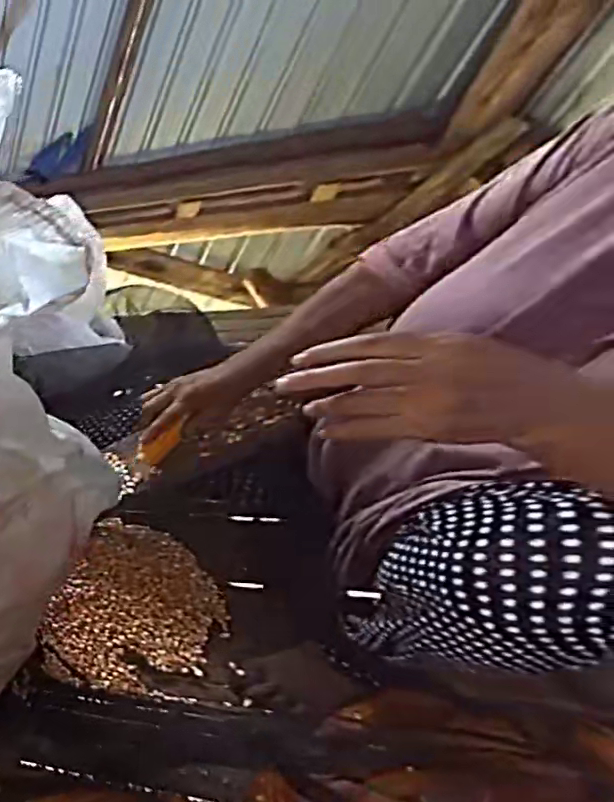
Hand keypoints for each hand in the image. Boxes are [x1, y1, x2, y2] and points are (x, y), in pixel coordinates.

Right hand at [140, 346, 281, 446]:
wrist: (237, 372)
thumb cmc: (228, 394)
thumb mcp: (215, 414)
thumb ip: (195, 424)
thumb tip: (181, 434)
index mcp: (185, 401)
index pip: (163, 420)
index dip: (152, 432)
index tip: (143, 441)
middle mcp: (175, 391)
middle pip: (150, 407)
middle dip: (144, 420)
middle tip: (142, 430)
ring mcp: (174, 384)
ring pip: (150, 397)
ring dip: (146, 409)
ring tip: (144, 418)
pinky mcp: (177, 379)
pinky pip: (157, 390)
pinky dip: (152, 398)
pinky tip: (154, 404)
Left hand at [275, 332, 601, 447]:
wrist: (546, 404)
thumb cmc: (500, 373)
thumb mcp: (463, 347)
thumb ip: (415, 349)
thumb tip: (360, 352)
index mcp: (440, 344)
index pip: (372, 344)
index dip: (330, 351)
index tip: (298, 358)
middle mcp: (430, 369)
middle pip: (356, 371)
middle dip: (312, 378)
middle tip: (281, 384)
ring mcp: (427, 399)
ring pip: (359, 400)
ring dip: (324, 405)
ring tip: (304, 409)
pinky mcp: (426, 426)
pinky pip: (372, 427)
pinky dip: (343, 429)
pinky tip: (325, 430)